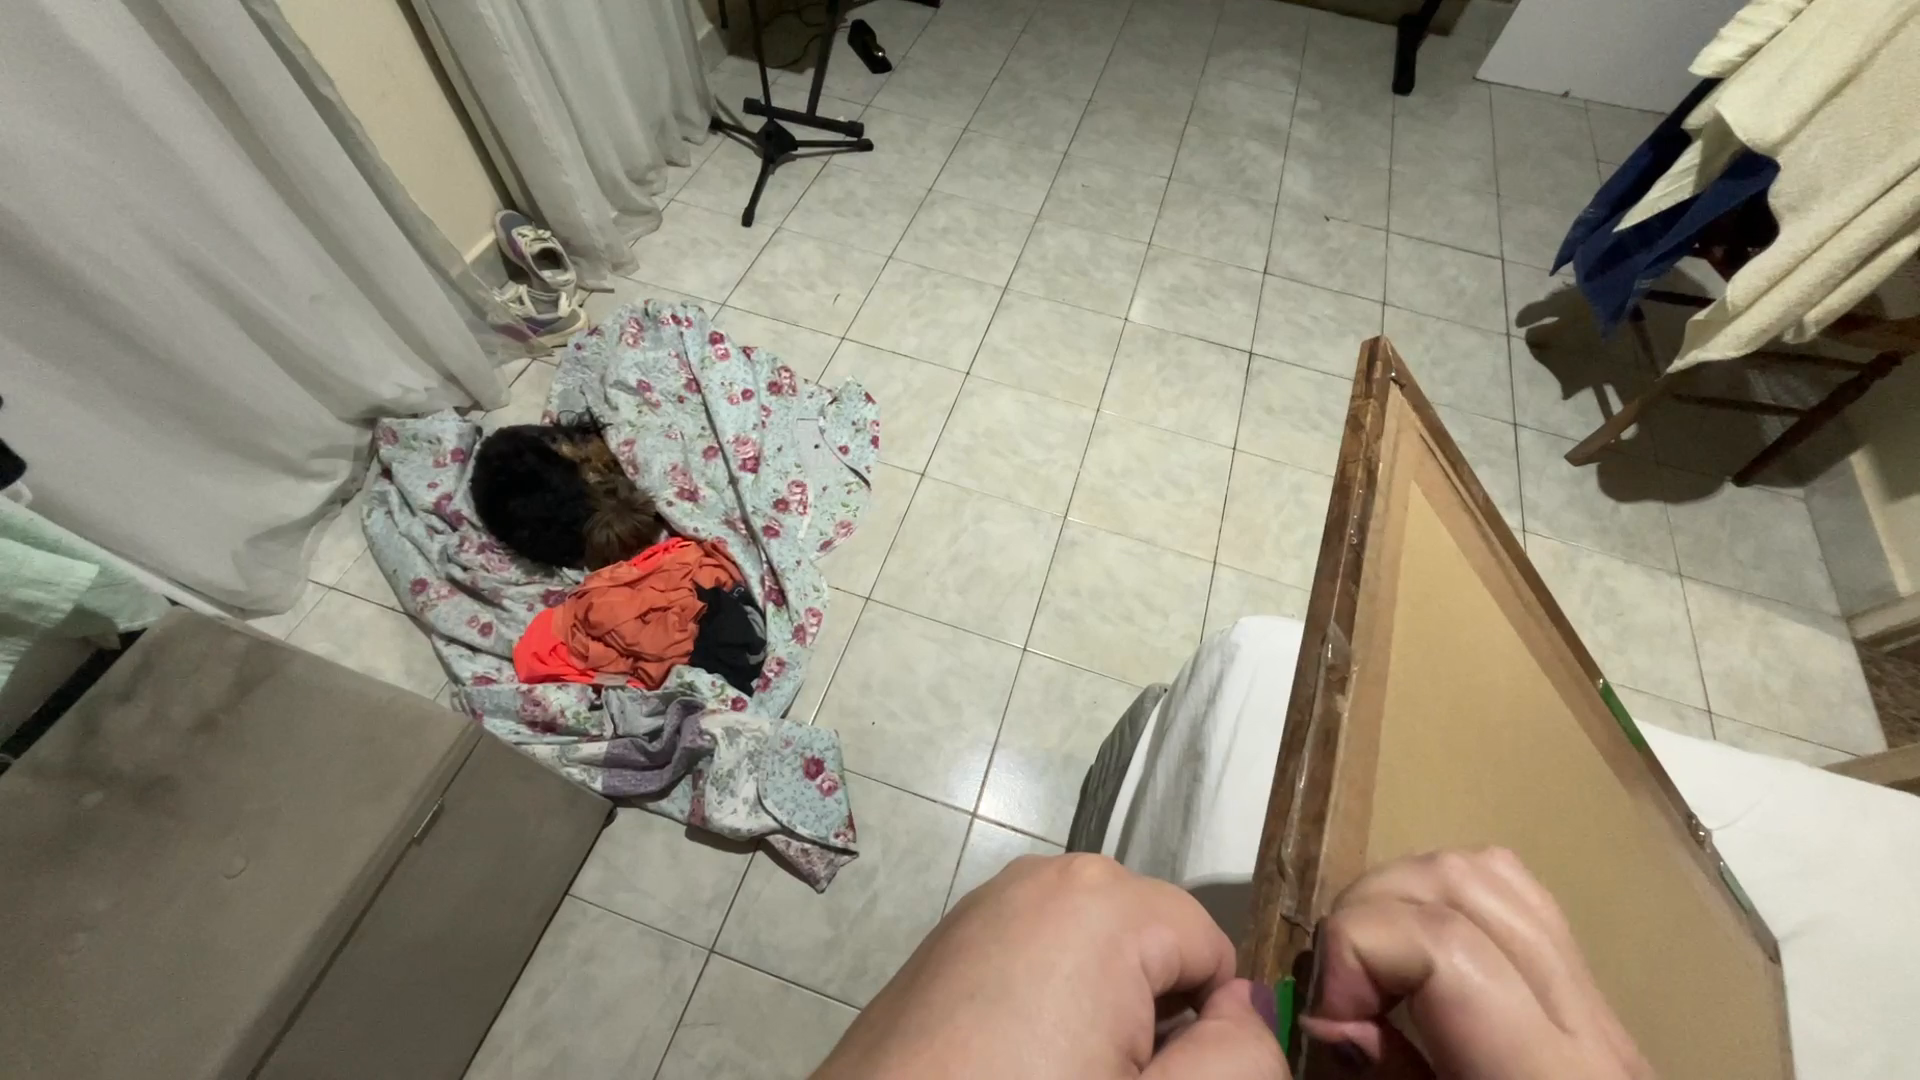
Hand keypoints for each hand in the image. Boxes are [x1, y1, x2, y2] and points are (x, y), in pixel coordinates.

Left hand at [812, 853, 1287, 1079]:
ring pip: (1094, 946)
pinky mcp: (955, 932)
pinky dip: (1048, 997)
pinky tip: (1012, 1057)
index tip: (1159, 1074)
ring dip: (1101, 1005)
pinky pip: (1039, 951)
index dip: (1209, 1024)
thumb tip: (1247, 1007)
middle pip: (1149, 937)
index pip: (1209, 945)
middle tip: (1104, 1071)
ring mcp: (992, 898)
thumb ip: (1239, 1056)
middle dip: (1153, 1008)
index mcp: (1102, 899)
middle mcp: (1045, 875)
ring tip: (1057, 1067)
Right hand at [1303, 848, 1652, 1078]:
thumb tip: (1325, 1017)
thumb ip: (1377, 1079)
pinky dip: (1445, 896)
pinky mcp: (1587, 998)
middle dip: (1369, 911)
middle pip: (1459, 883)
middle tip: (1347, 991)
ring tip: (1376, 965)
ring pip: (1485, 870)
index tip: (1326, 1016)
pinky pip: (1513, 893)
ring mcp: (1600, 1006)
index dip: (1355, 949)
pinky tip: (1421, 950)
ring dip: (1402, 896)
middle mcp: (1592, 1031)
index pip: (1443, 941)